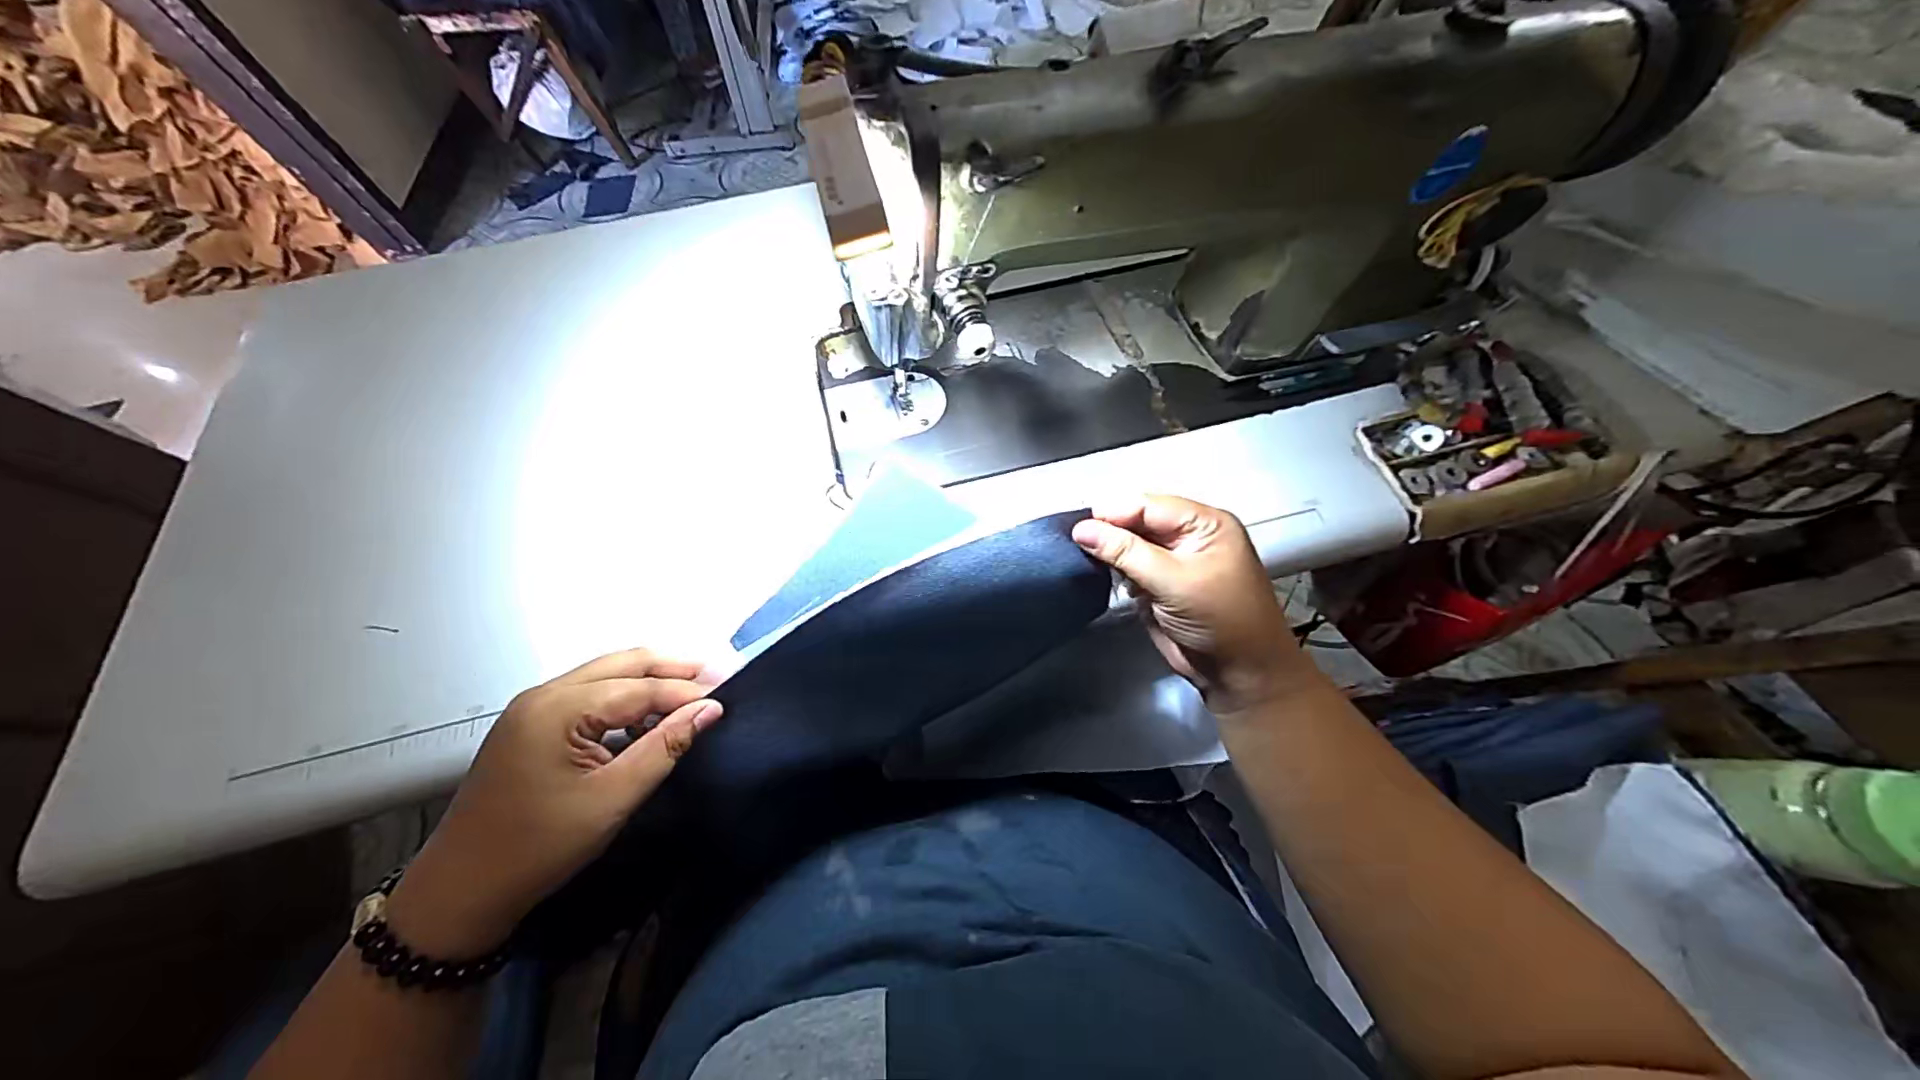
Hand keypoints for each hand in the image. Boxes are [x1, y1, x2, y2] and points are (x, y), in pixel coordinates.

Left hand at [385, 649, 721, 956]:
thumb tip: (710, 710)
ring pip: (608, 675)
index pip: (640, 687)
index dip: (688, 692)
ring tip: (694, 693)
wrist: (461, 892)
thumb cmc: (538, 848)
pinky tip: (651, 714)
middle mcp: (543, 695)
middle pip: (624, 664)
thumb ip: (665, 747)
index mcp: (557, 709)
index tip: (729, 697)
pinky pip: (591, 694)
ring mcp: (534, 707)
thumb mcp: (612, 798)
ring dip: (652, 680)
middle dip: (674, 669)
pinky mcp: (533, 725)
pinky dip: (627, 697)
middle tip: (721, 677)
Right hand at [1071, 495, 1305, 716]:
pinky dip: (1115, 570)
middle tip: (1074, 542)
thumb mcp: (1173, 580)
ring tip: (1081, 557)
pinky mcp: (1161, 585)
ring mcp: (1174, 561)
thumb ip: (1126, 552)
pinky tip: (1098, 573)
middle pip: (1138, 521)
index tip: (1077, 527)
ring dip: (1109, 552)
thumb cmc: (1219, 620)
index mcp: (1204, 523)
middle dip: (1109, 531)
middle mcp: (1189, 536)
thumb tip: (1081, 529)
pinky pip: (1130, 567)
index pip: (1148, 505)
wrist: (1241, 674)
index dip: (1113, 513)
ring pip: (1131, 544)